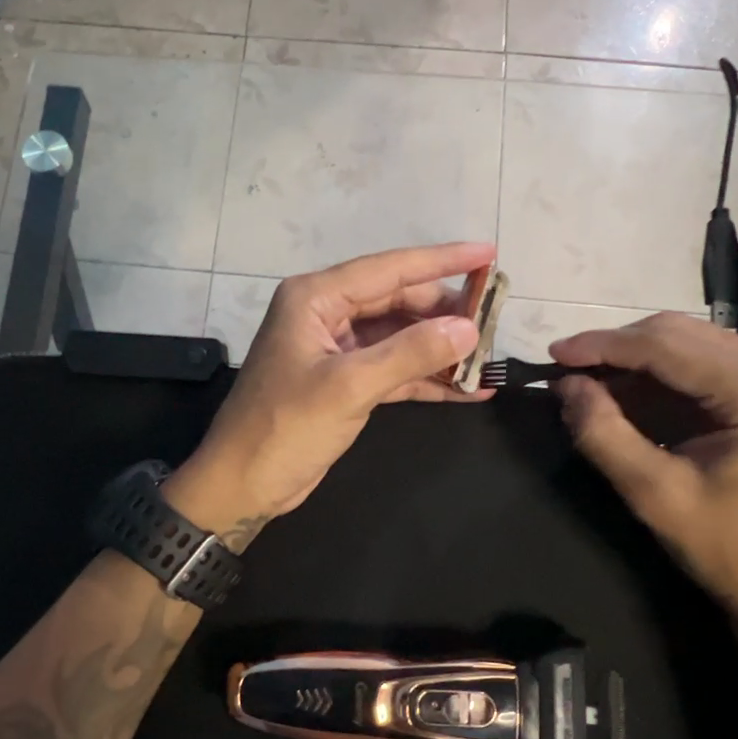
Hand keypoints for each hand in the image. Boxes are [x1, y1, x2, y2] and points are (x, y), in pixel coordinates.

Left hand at [165, 242, 496, 549]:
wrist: (242, 484)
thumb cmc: (285, 428)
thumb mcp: (349, 387)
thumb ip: (410, 353)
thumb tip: (468, 328)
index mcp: (315, 299)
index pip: (389, 269)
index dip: (443, 261)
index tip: (490, 254)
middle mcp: (326, 315)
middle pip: (398, 301)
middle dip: (446, 312)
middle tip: (496, 320)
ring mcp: (336, 351)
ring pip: (400, 337)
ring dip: (441, 349)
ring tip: (489, 357)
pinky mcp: (345, 385)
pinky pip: (395, 371)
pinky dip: (428, 380)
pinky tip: (468, 390)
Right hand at [549, 314, 737, 659]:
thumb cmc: (731, 549)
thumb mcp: (656, 496)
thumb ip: (604, 434)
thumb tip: (564, 386)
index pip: (667, 346)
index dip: (603, 346)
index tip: (553, 354)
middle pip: (680, 333)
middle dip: (617, 349)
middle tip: (565, 371)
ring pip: (691, 341)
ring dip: (637, 359)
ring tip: (588, 383)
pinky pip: (707, 362)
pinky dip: (662, 374)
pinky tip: (627, 393)